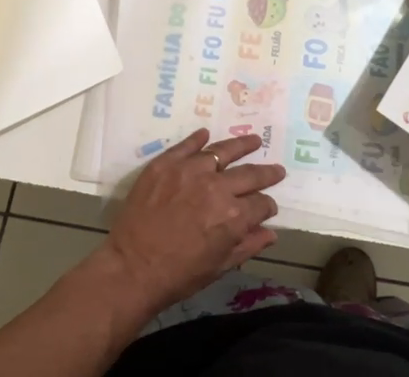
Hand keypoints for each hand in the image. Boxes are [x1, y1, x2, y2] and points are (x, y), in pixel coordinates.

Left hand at [96, 129, 287, 314]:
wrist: (131, 268)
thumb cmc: (178, 275)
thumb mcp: (219, 267)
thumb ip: (248, 245)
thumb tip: (271, 233)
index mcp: (234, 215)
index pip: (261, 204)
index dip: (267, 206)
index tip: (268, 208)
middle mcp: (217, 186)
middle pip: (249, 174)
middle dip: (266, 173)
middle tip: (277, 169)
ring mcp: (190, 170)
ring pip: (222, 151)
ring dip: (241, 145)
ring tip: (253, 140)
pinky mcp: (166, 164)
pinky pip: (187, 145)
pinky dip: (198, 139)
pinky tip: (206, 134)